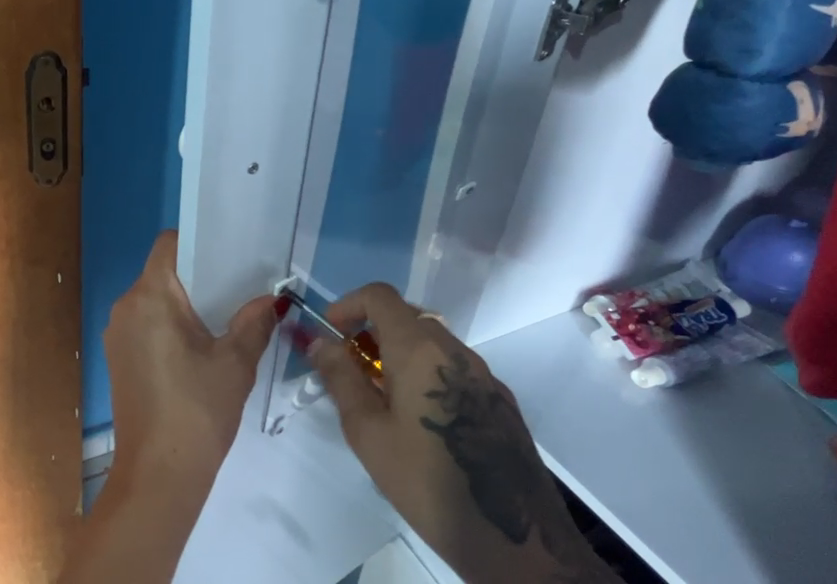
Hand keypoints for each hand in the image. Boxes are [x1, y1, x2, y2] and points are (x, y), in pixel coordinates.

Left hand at [59, 231, 274, 583]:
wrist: (158, 473)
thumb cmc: (198, 410)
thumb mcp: (235, 365)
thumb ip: (253, 324)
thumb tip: (271, 299)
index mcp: (149, 297)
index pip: (168, 246)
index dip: (198, 243)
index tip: (229, 253)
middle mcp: (125, 306)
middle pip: (161, 273)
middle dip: (198, 278)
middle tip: (239, 287)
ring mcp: (117, 333)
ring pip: (154, 301)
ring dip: (185, 305)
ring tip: (225, 318)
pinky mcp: (118, 357)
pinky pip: (146, 325)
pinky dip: (170, 326)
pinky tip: (200, 348)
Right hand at [310, 283, 617, 583]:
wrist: (516, 540)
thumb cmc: (426, 481)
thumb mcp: (367, 431)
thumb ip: (340, 378)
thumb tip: (320, 342)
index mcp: (420, 350)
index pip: (379, 296)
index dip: (348, 305)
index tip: (332, 336)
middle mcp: (456, 352)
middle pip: (407, 317)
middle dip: (372, 332)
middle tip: (351, 370)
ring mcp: (486, 378)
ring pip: (433, 345)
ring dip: (400, 355)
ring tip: (382, 401)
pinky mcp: (502, 405)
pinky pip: (454, 371)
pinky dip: (427, 376)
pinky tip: (421, 424)